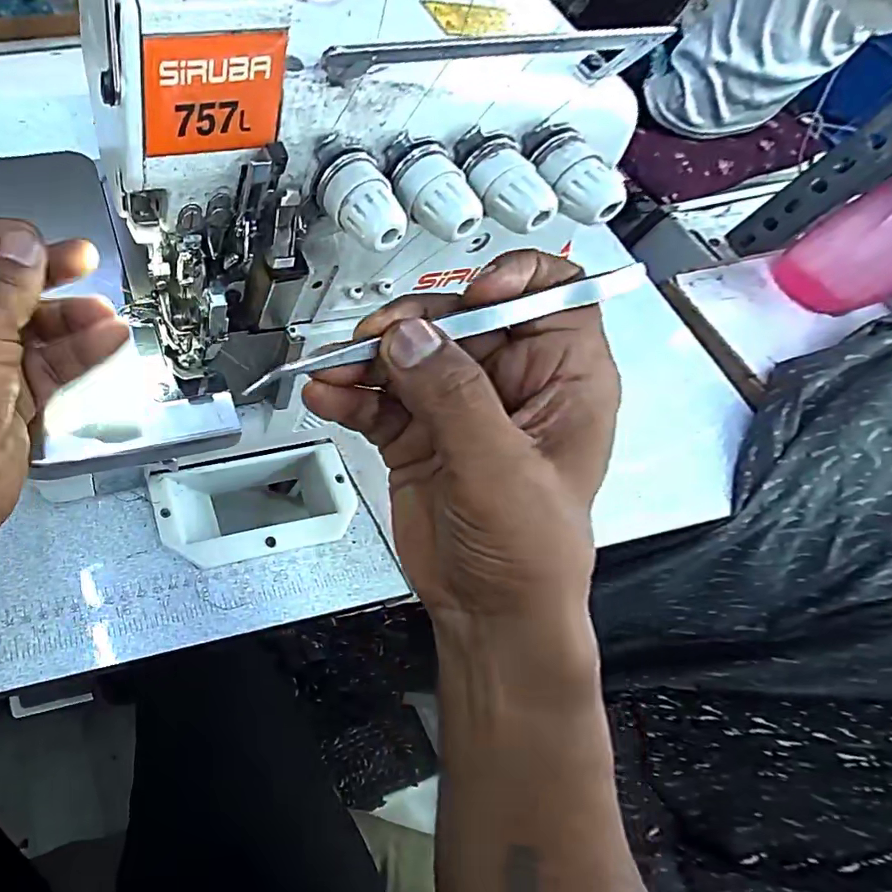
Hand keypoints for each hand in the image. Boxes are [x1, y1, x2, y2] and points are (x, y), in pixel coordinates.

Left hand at [0, 219, 130, 549]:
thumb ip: (10, 279)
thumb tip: (25, 245)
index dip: (9, 239)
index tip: (49, 242)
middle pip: (8, 285)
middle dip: (49, 274)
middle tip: (88, 263)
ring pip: (37, 328)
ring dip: (72, 318)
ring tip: (106, 315)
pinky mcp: (15, 399)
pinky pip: (52, 366)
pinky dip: (80, 353)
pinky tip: (108, 340)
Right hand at [302, 250, 620, 626]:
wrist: (487, 610)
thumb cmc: (531, 553)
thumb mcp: (501, 468)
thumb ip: (455, 397)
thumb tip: (412, 339)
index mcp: (562, 381)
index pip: (548, 294)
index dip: (510, 281)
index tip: (469, 296)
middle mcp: (510, 387)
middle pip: (460, 320)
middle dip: (413, 325)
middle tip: (377, 341)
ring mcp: (458, 411)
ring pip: (409, 357)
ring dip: (368, 359)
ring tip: (337, 368)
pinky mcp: (418, 436)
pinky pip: (379, 400)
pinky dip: (351, 395)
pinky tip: (329, 395)